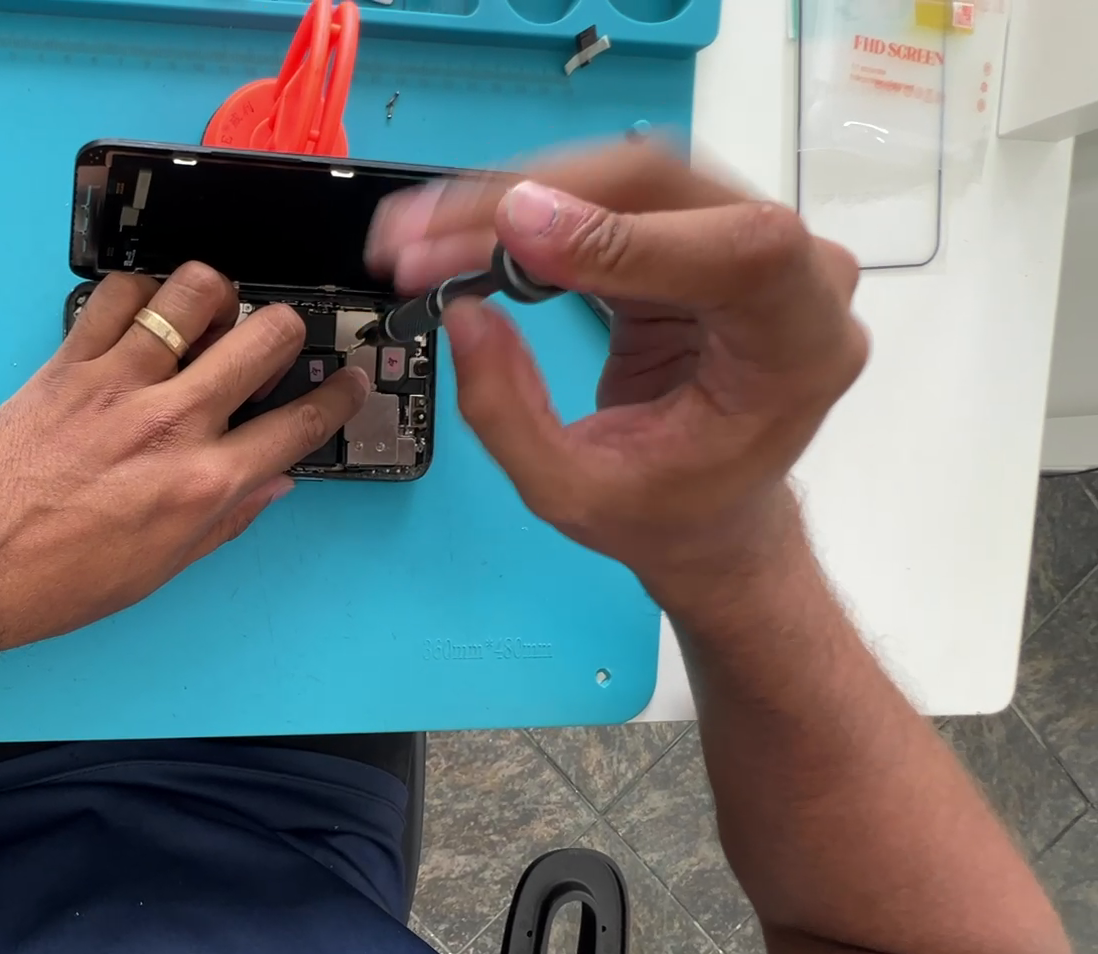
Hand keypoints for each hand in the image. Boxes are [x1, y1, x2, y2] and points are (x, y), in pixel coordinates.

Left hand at [0, 263, 370, 647]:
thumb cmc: (73, 577)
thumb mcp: (165, 565)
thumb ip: (228, 517)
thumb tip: (273, 480)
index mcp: (205, 482)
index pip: (301, 425)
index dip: (339, 398)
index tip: (346, 384)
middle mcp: (173, 422)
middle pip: (266, 338)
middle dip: (287, 332)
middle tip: (272, 345)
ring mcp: (119, 383)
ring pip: (195, 293)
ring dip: (214, 299)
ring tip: (205, 320)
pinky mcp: (69, 362)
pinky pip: (115, 293)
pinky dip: (137, 294)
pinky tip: (139, 318)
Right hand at [364, 142, 865, 606]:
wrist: (711, 517)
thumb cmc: (657, 517)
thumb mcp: (565, 491)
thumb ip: (507, 412)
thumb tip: (460, 309)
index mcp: (794, 351)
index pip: (735, 252)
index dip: (619, 235)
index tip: (512, 232)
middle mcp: (793, 275)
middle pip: (663, 187)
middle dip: (526, 199)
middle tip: (416, 235)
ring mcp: (743, 248)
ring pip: (626, 180)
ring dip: (511, 198)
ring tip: (419, 233)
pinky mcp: (688, 244)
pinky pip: (605, 204)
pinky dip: (526, 216)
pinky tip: (463, 236)